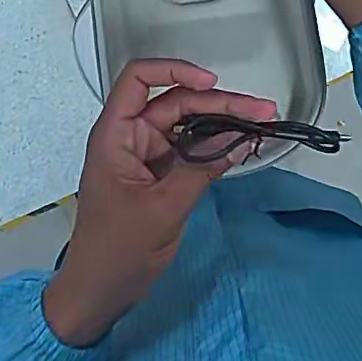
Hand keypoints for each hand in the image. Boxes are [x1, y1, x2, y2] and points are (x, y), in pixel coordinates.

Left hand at [42, 60, 275, 346]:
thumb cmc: (117, 250)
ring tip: (260, 121)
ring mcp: (145, 153)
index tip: (211, 82)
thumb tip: (238, 140)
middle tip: (260, 109)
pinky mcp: (159, 172)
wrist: (100, 290)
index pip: (138, 79)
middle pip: (174, 101)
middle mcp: (130, 135)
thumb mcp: (162, 210)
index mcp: (115, 133)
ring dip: (221, 121)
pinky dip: (214, 145)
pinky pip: (189, 148)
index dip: (173, 70)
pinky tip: (242, 143)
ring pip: (186, 124)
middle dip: (217, 102)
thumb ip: (199, 170)